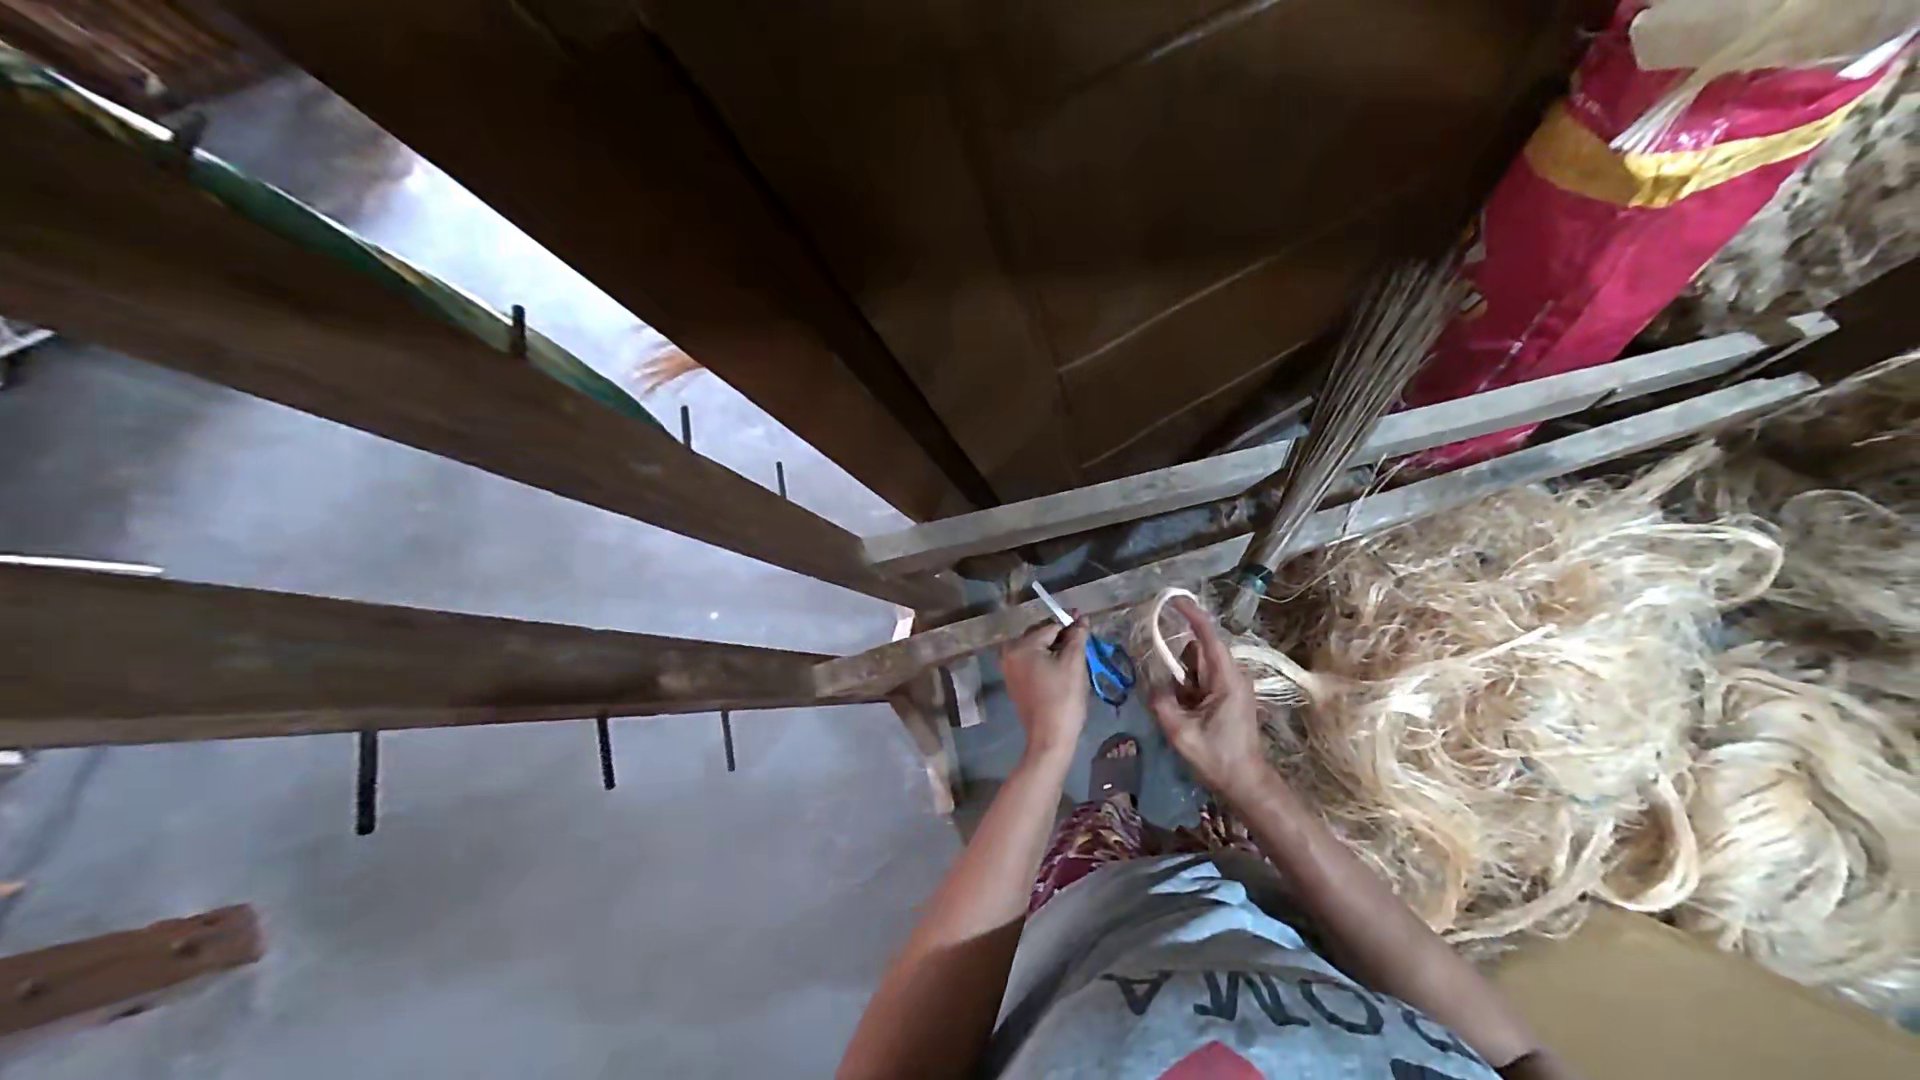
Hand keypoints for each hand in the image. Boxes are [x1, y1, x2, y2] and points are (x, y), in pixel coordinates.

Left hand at [1000, 617, 1089, 764]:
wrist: (1050, 737)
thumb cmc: (1063, 698)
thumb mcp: (1073, 663)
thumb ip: (1076, 636)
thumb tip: (1081, 618)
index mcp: (1021, 646)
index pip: (1050, 626)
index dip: (1070, 623)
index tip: (1085, 619)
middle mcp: (1009, 653)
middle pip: (1040, 634)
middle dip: (1061, 634)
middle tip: (1082, 635)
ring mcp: (1009, 668)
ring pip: (1036, 648)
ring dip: (1054, 647)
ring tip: (1075, 650)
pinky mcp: (1014, 681)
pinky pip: (1031, 661)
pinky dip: (1046, 659)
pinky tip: (1062, 665)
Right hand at [1148, 595, 1278, 805]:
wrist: (1245, 783)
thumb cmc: (1217, 757)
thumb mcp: (1180, 732)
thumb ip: (1161, 702)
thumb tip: (1152, 683)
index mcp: (1226, 680)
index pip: (1209, 638)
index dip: (1192, 616)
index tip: (1174, 600)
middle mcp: (1231, 677)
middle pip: (1198, 652)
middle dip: (1179, 664)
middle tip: (1171, 691)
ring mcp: (1230, 686)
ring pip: (1197, 667)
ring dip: (1182, 680)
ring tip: (1181, 711)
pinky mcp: (1226, 697)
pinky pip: (1199, 681)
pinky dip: (1186, 689)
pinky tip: (1186, 713)